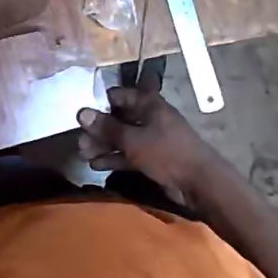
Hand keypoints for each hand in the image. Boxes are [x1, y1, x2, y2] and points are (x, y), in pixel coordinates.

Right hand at [77, 85, 234, 205]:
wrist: (198, 181)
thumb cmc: (166, 152)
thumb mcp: (133, 139)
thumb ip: (107, 128)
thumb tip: (81, 112)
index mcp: (149, 104)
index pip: (120, 95)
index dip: (101, 101)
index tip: (81, 111)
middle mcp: (150, 118)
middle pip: (119, 119)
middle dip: (99, 129)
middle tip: (79, 140)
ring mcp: (152, 139)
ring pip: (123, 138)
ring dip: (104, 145)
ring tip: (83, 154)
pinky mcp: (152, 158)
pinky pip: (129, 155)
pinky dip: (114, 158)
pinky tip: (96, 165)